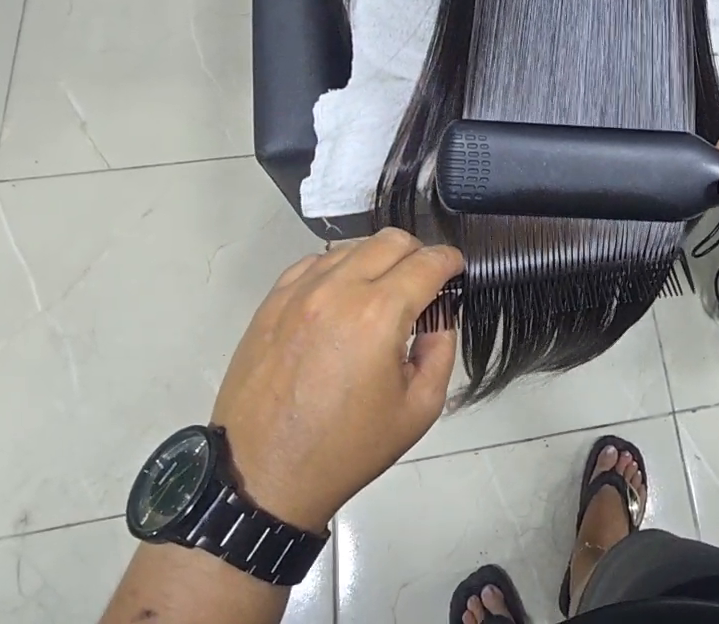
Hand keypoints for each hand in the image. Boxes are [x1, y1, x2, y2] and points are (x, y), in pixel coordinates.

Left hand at [211, 229, 461, 530]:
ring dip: (377, 261)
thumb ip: (441, 350)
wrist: (261, 478)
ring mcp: (299, 291)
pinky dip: (338, 270)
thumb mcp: (418, 409)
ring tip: (381, 296)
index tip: (457, 273)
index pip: (428, 262)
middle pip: (392, 241)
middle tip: (424, 285)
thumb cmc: (347, 449)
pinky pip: (314, 263)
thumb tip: (440, 315)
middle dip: (418, 254)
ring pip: (352, 247)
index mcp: (380, 314)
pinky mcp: (271, 302)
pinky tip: (342, 300)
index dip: (452, 262)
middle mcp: (339, 289)